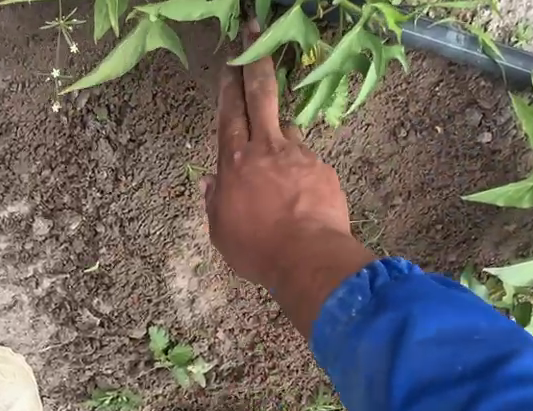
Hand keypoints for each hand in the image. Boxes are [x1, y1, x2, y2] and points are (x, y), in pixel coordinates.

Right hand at [203, 28, 377, 335]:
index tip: (229, 61)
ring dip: (280, 133)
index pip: (230, 113)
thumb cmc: (256, 249)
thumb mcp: (222, 232)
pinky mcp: (322, 168)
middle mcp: (267, 149)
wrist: (307, 256)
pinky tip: (300, 192)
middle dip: (255, 61)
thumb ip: (215, 204)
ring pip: (286, 129)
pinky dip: (300, 170)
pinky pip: (306, 161)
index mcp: (235, 163)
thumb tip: (210, 185)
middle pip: (261, 94)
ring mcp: (298, 155)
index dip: (228, 85)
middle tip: (254, 31)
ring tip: (277, 156)